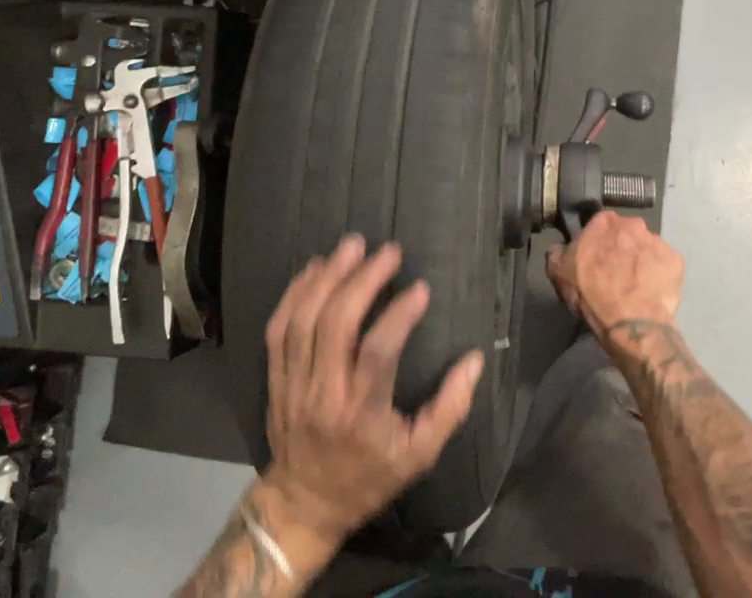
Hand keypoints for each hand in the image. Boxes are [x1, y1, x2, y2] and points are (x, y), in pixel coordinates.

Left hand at [261, 234, 485, 545]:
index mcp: (362, 415)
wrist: (305, 504)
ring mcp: (294, 385)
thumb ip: (450, 408)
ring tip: (351, 247)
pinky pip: (277, 330)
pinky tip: (315, 269)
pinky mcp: (276, 379)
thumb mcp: (420, 455)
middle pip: (335, 326)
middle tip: (386, 252)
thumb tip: (475, 360)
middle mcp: (324, 395)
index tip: (420, 288)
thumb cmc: (370, 476)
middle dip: (361, 281)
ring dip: (327, 278)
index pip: (377, 353)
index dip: (398, 315)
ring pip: (303, 321)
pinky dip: (294, 294)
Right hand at [546, 212, 684, 347]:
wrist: (630, 323)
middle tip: (616, 270)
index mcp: (604, 222)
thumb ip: (557, 253)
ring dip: (641, 259)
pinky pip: (665, 263)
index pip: (600, 223)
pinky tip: (651, 290)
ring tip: (636, 283)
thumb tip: (560, 248)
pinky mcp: (676, 260)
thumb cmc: (591, 295)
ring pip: (647, 246)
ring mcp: (657, 241)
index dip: (598, 240)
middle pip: (626, 232)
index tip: (596, 256)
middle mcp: (633, 224)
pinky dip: (659, 272)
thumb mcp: (559, 274)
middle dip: (622, 247)